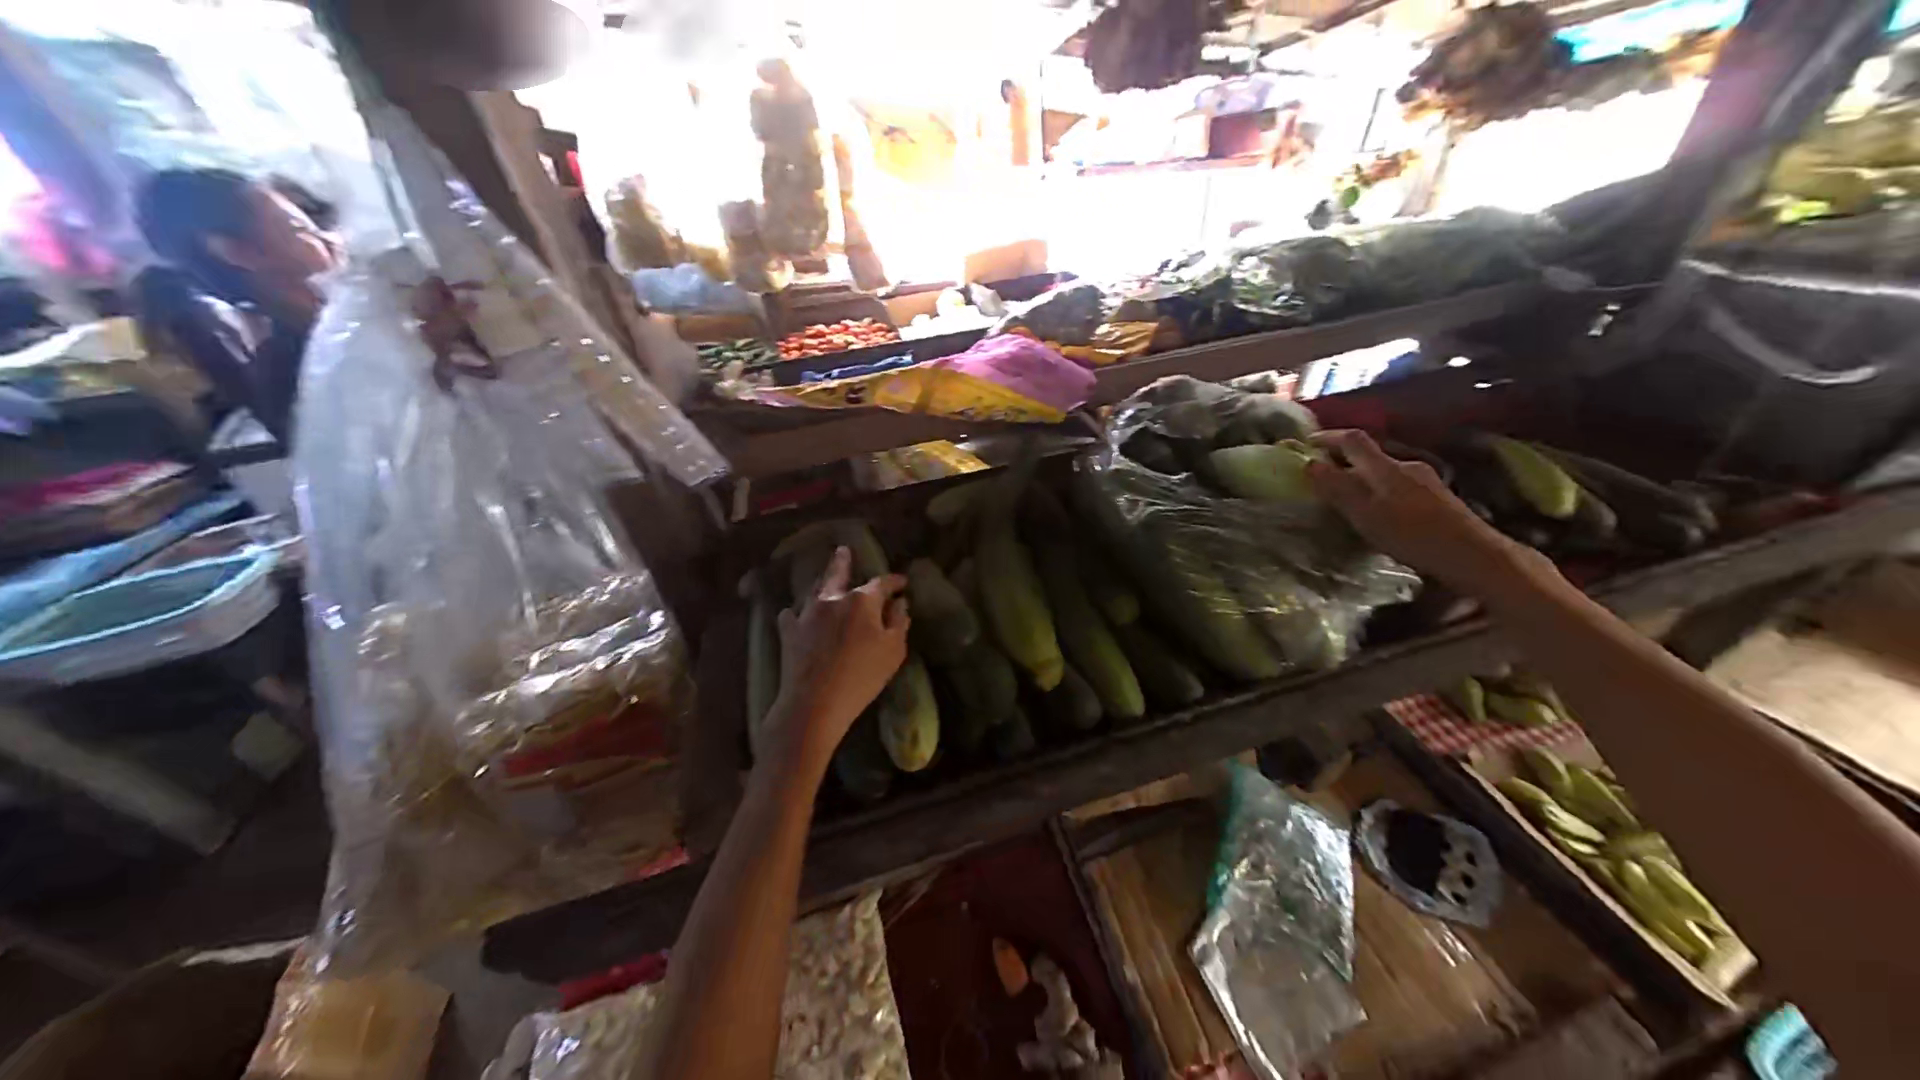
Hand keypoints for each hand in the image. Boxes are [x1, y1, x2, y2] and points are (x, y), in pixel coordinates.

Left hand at [762, 547, 908, 776]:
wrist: (815, 702)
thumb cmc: (862, 676)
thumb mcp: (893, 651)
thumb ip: (899, 622)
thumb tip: (900, 602)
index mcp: (861, 601)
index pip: (881, 583)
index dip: (893, 581)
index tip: (902, 582)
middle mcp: (832, 599)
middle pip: (838, 574)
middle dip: (843, 561)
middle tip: (843, 549)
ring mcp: (807, 614)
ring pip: (814, 590)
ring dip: (821, 583)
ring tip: (822, 578)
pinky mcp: (788, 632)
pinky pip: (791, 615)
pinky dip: (797, 613)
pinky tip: (797, 615)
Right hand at [1307, 430, 1537, 592]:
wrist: (1472, 554)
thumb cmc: (1411, 534)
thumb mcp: (1364, 513)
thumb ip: (1336, 487)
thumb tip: (1310, 463)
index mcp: (1384, 467)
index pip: (1353, 439)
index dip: (1329, 437)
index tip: (1308, 443)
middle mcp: (1405, 465)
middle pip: (1369, 454)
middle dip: (1343, 459)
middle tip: (1322, 474)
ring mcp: (1424, 480)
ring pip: (1384, 471)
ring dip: (1363, 476)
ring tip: (1348, 495)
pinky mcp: (1436, 497)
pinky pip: (1399, 485)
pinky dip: (1380, 490)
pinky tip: (1380, 510)